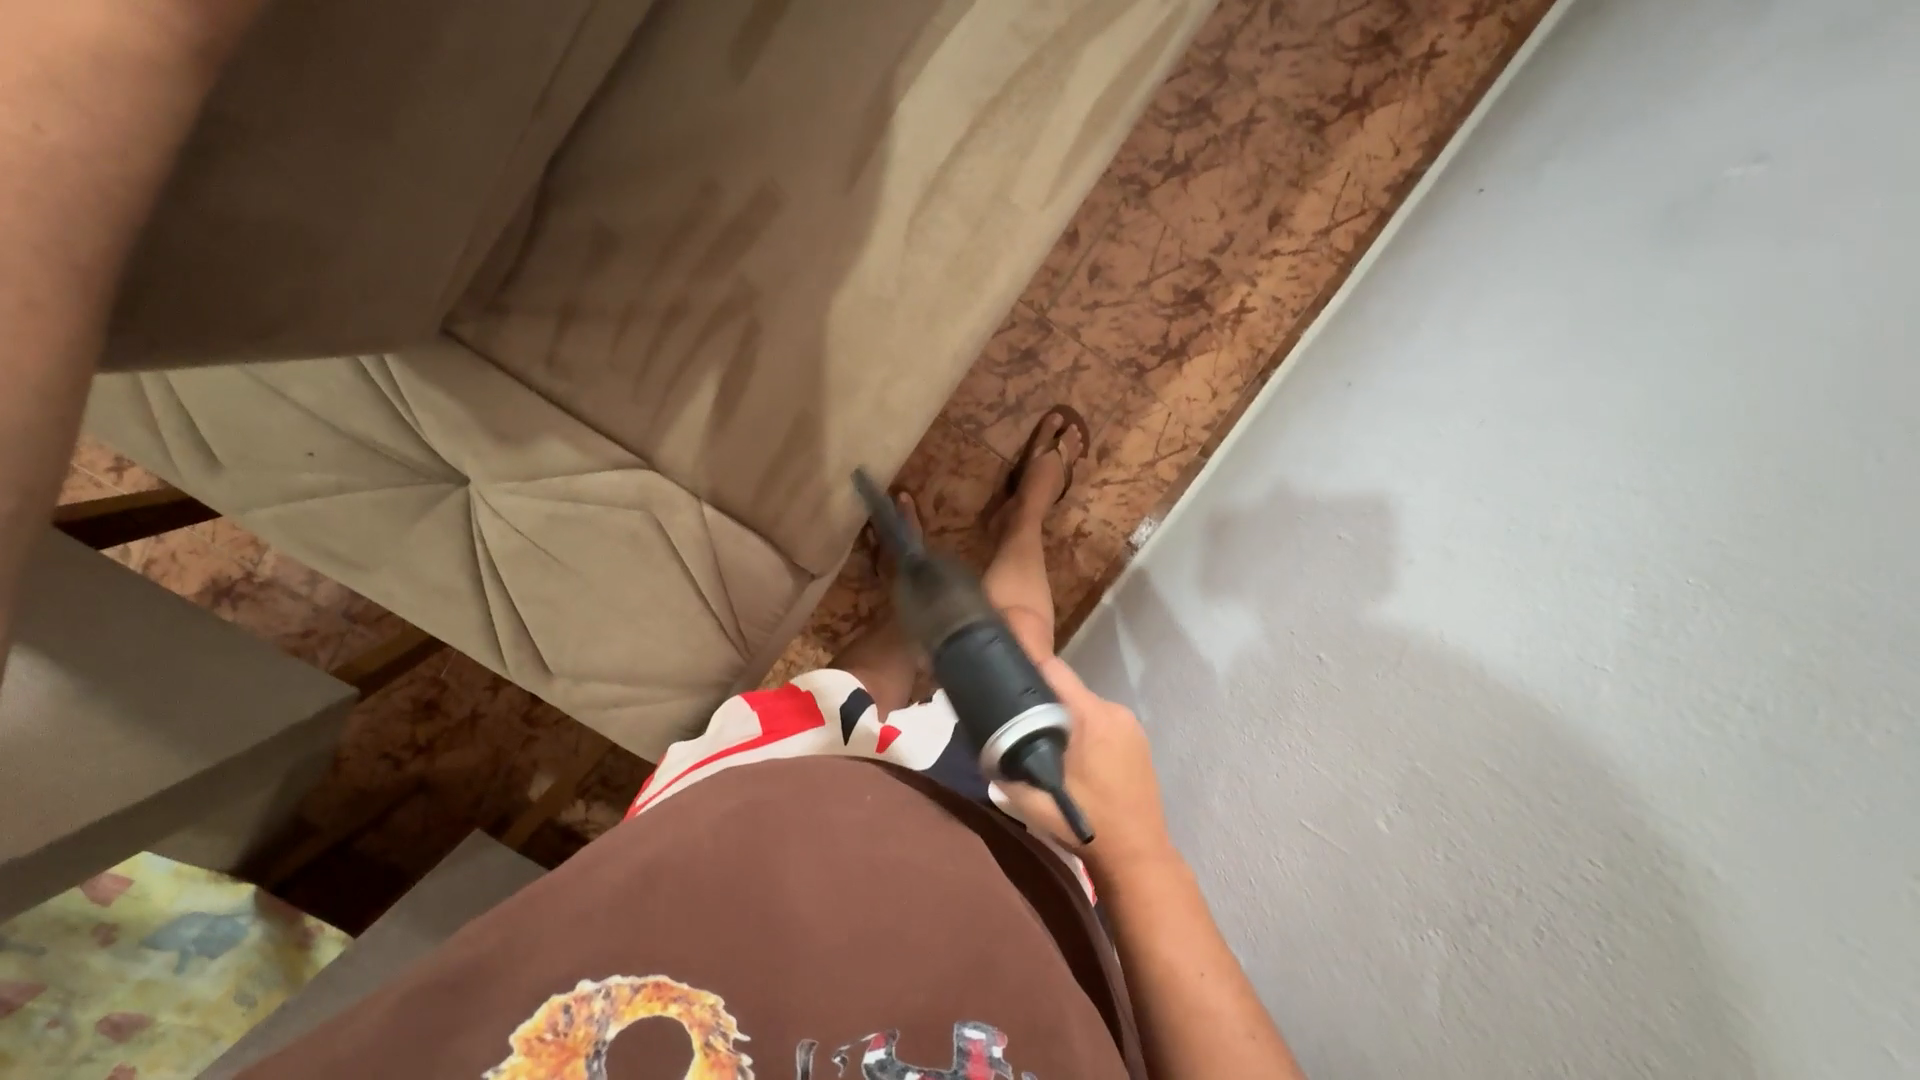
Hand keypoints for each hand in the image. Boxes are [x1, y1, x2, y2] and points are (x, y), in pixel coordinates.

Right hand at [1002, 657, 1176, 875]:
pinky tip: (1074, 756)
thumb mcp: (1034, 803)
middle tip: (1019, 722)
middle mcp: (1114, 711)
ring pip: (1086, 706)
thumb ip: (1006, 773)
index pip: (1055, 671)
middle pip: (1070, 690)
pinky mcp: (1139, 739)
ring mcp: (1131, 724)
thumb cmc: (1086, 827)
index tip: (1006, 677)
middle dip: (1044, 702)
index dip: (1028, 668)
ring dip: (1066, 718)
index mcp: (1091, 718)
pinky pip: (1102, 721)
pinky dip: (1085, 729)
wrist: (1137, 856)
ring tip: (1045, 743)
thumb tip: (986, 751)